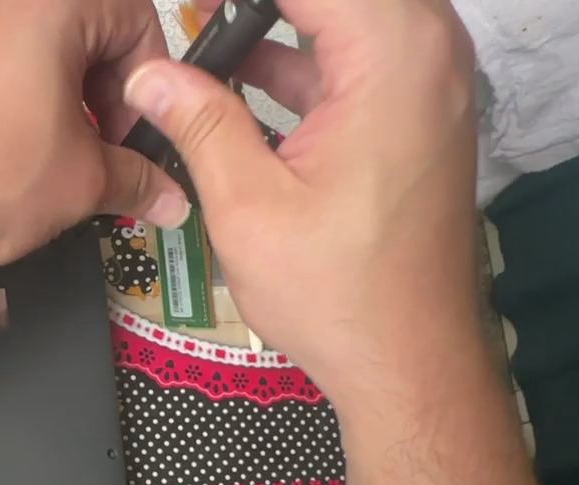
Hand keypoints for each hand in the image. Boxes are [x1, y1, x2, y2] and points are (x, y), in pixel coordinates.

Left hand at [0, 0, 189, 273]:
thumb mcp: (80, 183)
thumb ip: (135, 181)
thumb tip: (170, 196)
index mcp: (55, 5)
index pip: (139, 18)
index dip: (153, 84)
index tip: (143, 134)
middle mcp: (9, 6)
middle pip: (92, 38)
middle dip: (111, 100)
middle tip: (108, 156)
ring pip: (48, 64)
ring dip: (71, 114)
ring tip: (65, 171)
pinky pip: (7, 81)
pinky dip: (30, 118)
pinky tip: (22, 169)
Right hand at [120, 0, 480, 416]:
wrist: (405, 354)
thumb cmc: (330, 289)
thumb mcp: (247, 206)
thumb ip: (200, 125)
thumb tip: (148, 76)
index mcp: (391, 54)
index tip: (186, 6)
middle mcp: (428, 48)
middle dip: (256, 8)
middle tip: (193, 26)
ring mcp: (431, 82)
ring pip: (348, 21)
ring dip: (277, 29)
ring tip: (202, 54)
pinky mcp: (419, 116)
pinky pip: (358, 61)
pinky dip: (303, 63)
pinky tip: (243, 87)